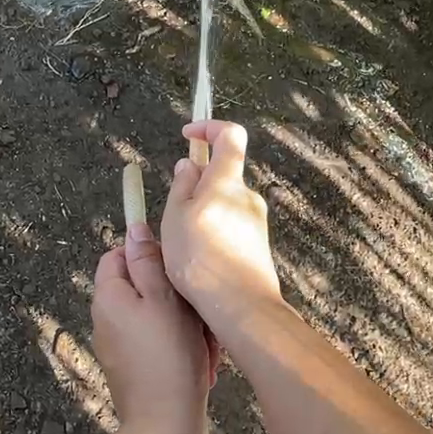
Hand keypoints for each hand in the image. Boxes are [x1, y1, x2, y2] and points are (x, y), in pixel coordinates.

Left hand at [91, 222, 213, 433]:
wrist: (165, 427)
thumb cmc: (168, 357)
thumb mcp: (163, 299)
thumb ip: (147, 262)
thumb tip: (134, 229)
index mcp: (108, 297)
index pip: (118, 255)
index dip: (148, 255)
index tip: (176, 270)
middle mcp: (106, 319)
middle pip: (141, 286)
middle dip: (174, 296)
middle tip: (198, 313)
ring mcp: (118, 346)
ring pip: (156, 316)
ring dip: (184, 324)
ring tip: (204, 342)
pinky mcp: (133, 368)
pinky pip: (158, 343)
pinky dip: (179, 346)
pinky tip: (201, 362)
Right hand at [161, 121, 281, 323]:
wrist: (240, 306)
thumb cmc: (201, 259)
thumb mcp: (175, 217)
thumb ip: (181, 186)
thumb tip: (188, 165)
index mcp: (227, 181)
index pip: (230, 135)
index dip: (209, 127)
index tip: (187, 135)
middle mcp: (247, 195)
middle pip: (222, 174)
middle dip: (196, 184)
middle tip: (175, 212)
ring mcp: (256, 220)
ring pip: (223, 203)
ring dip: (202, 212)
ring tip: (184, 243)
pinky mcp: (257, 243)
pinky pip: (230, 225)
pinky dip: (213, 231)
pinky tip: (200, 258)